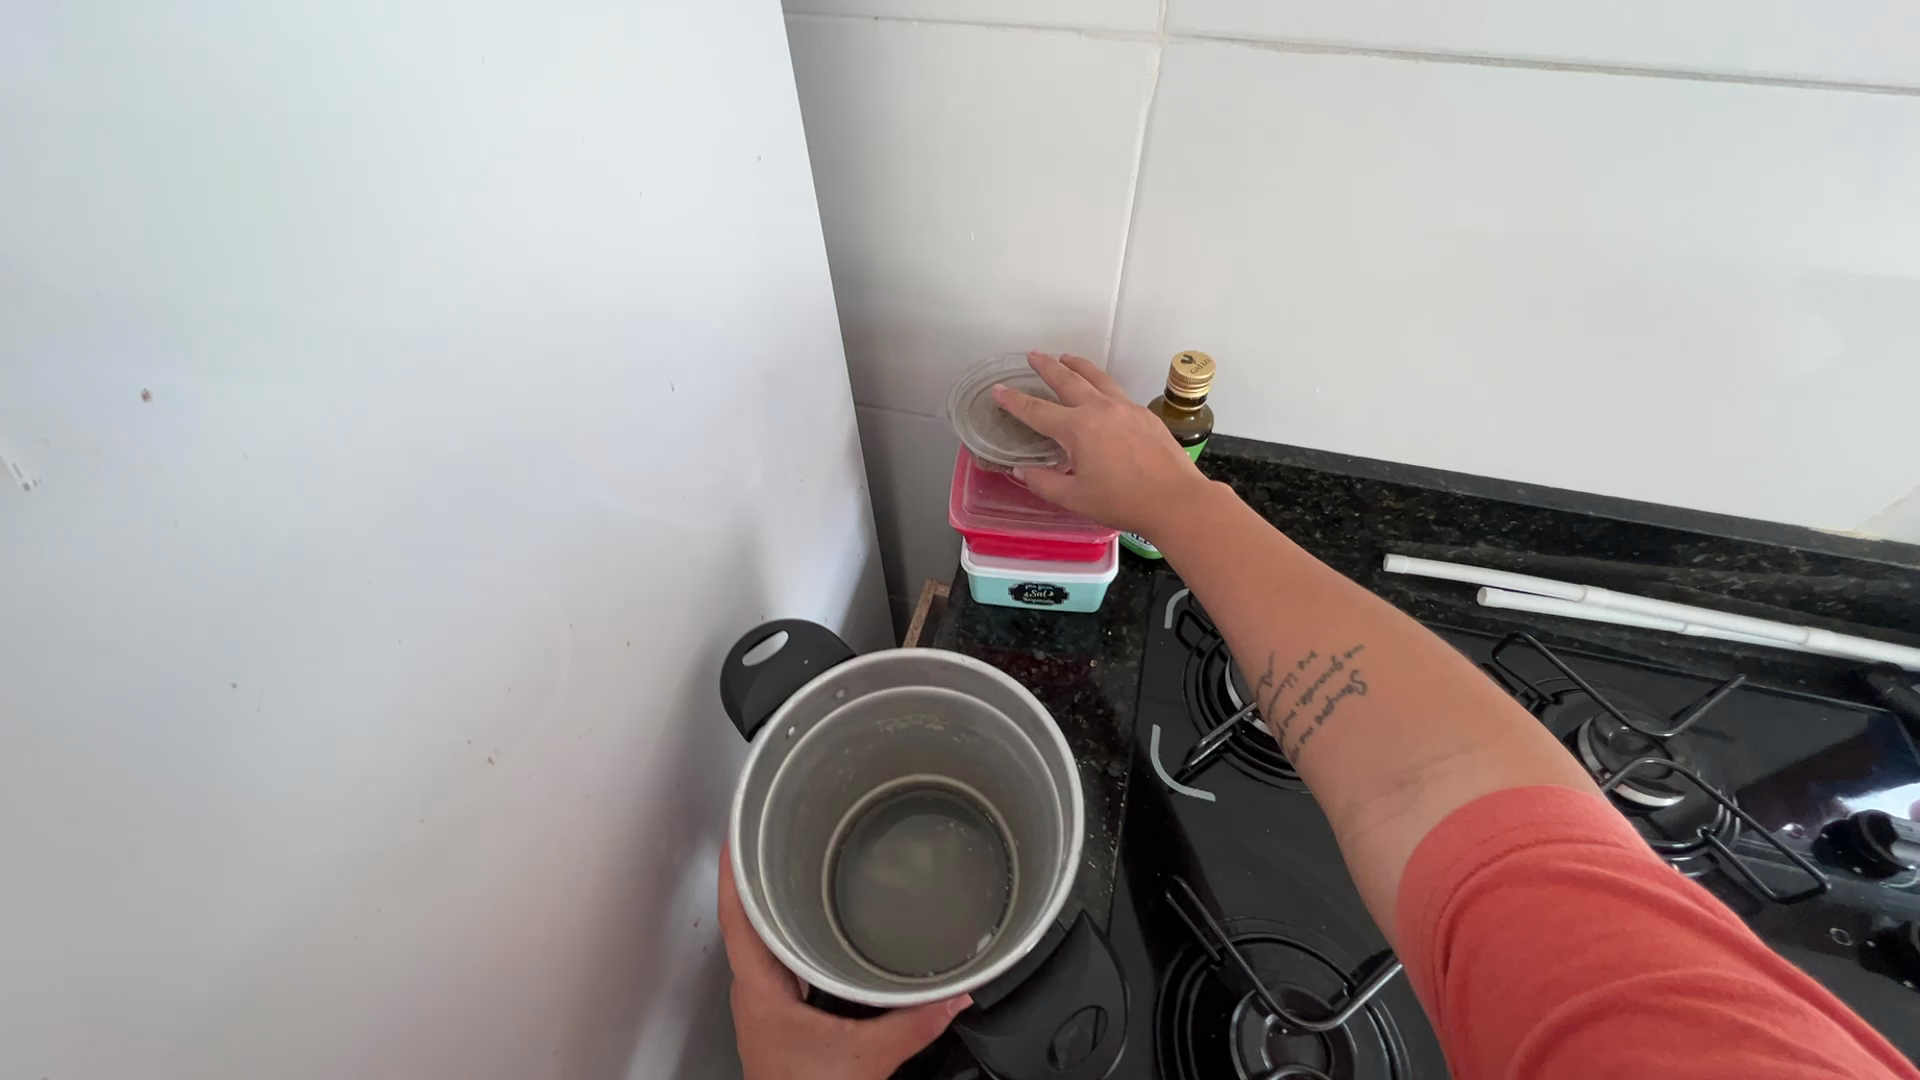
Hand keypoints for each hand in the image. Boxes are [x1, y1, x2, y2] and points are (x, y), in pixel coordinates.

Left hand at [717, 845, 970, 1079]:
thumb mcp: (862, 1060)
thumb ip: (911, 1024)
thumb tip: (953, 995)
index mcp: (759, 990)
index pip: (738, 917)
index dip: (734, 873)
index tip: (738, 835)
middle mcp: (752, 990)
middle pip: (748, 920)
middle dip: (762, 876)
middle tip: (777, 835)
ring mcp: (761, 1001)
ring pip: (761, 938)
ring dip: (775, 903)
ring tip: (795, 865)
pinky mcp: (774, 1011)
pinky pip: (776, 957)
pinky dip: (789, 931)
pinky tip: (812, 922)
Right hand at [992, 351, 1213, 536]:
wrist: (1175, 500)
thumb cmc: (1123, 501)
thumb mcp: (1074, 497)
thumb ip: (1044, 482)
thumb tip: (1023, 471)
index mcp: (1077, 429)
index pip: (1037, 411)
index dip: (1014, 401)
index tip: (998, 390)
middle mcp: (1100, 410)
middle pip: (1068, 380)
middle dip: (1047, 367)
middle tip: (1033, 355)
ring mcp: (1126, 409)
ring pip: (1097, 377)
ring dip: (1078, 366)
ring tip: (1067, 358)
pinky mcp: (1144, 415)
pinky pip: (1117, 391)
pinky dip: (1102, 383)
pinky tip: (1102, 390)